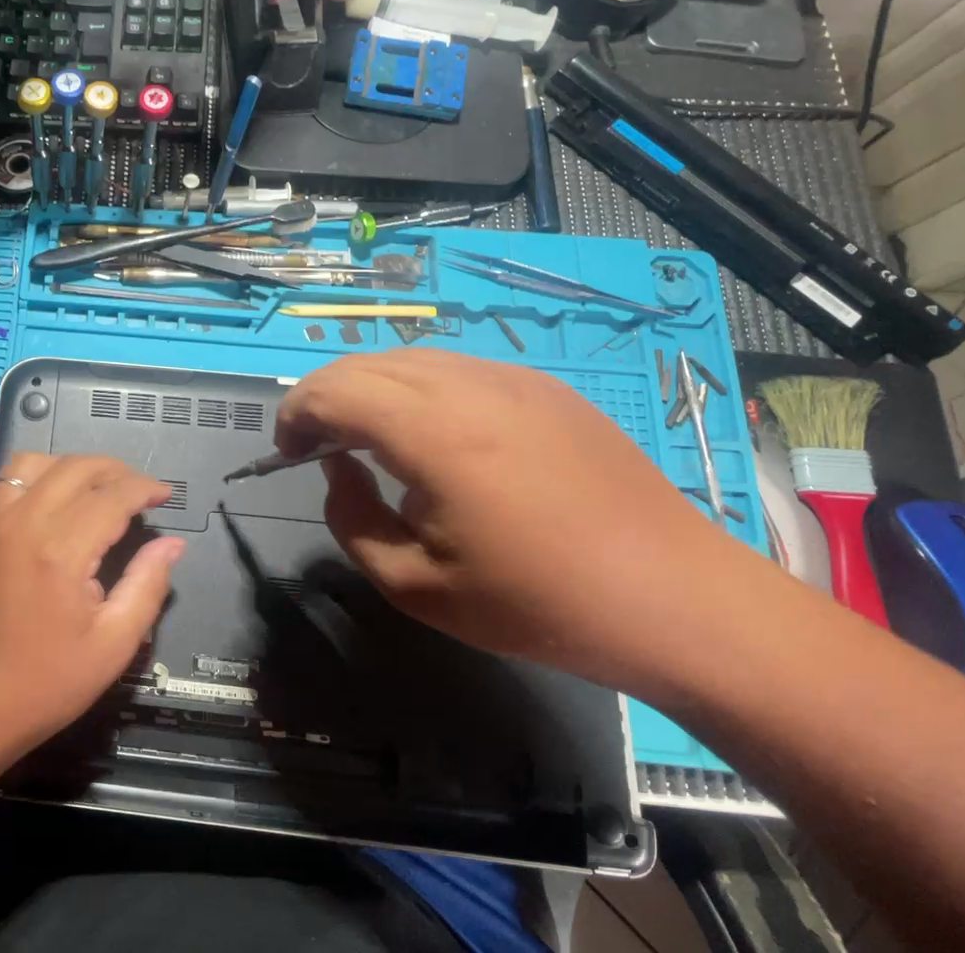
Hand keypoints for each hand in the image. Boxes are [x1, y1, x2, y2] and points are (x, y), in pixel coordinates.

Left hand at [0, 454, 183, 781]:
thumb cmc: (41, 686)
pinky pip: (2, 483)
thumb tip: (173, 545)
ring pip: (33, 463)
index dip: (146, 488)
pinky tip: (47, 505)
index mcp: (61, 549)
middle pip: (75, 466)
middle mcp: (22, 521)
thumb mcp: (112, 646)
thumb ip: (147, 586)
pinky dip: (32, 480)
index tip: (167, 495)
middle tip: (140, 492)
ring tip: (95, 492)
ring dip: (71, 468)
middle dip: (115, 471)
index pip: (113, 494)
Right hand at [276, 350, 759, 682]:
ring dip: (370, 391)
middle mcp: (472, 386)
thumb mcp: (413, 585)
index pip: (333, 390)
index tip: (288, 455)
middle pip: (365, 364)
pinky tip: (432, 440)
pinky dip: (417, 391)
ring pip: (411, 359)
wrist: (676, 601)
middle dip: (325, 399)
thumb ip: (351, 519)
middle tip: (319, 451)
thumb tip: (338, 469)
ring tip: (369, 444)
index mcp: (436, 434)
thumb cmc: (536, 605)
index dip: (295, 415)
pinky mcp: (549, 389)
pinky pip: (458, 370)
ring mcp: (517, 380)